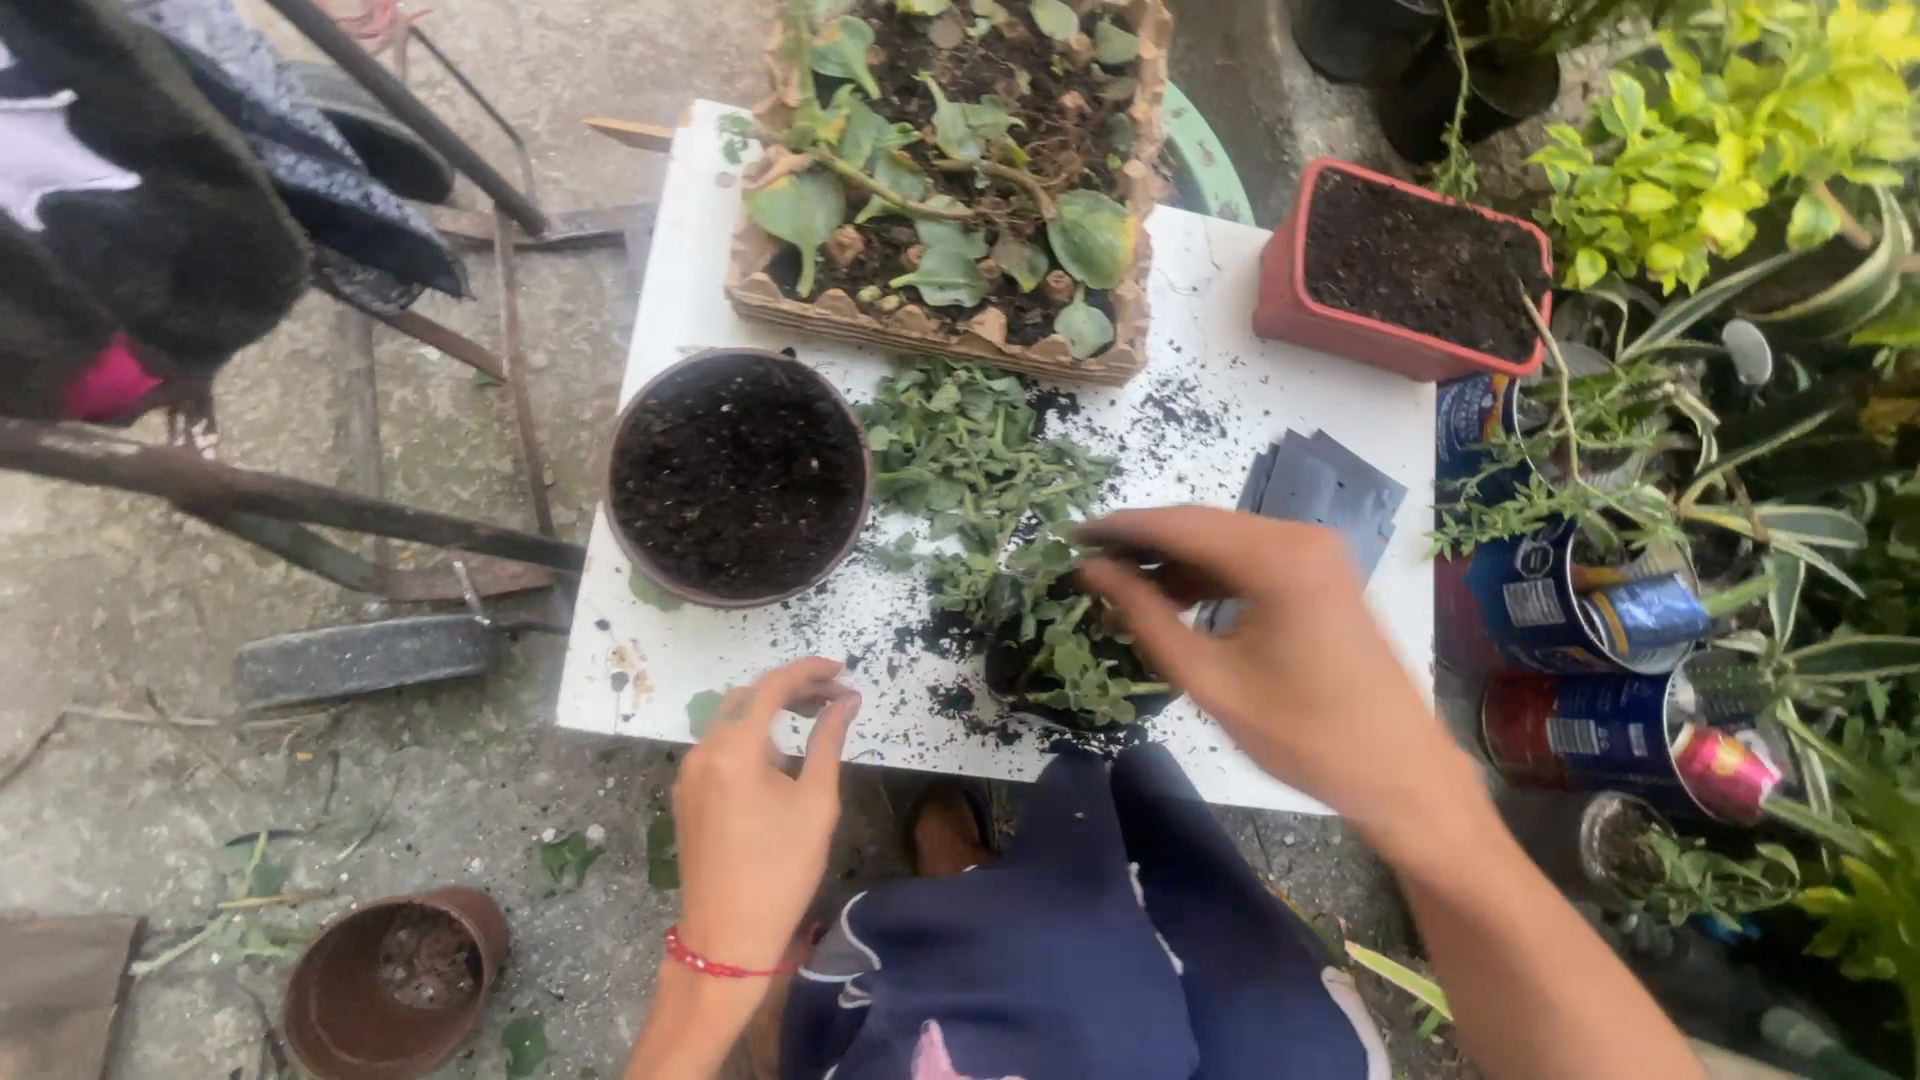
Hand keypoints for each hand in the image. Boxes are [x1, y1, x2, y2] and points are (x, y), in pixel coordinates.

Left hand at [672, 656, 860, 970]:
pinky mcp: (687, 794)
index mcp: (733, 749)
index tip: (841, 669)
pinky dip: (751, 735)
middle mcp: (702, 751)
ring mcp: (689, 774)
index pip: (772, 686)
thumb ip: (828, 741)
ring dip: (770, 710)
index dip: (809, 670)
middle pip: (748, 697)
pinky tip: (779, 754)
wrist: (728, 938)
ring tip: (812, 718)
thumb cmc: (781, 869)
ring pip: (731, 719)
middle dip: (792, 688)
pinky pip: (719, 746)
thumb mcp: (816, 801)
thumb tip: (846, 701)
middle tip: (834, 697)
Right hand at [1077, 507, 1481, 850]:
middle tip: (1087, 563)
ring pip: (1220, 543)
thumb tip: (1092, 573)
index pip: (1179, 526)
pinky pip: (1246, 561)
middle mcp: (1300, 539)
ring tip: (1117, 589)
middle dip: (1141, 544)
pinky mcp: (1318, 575)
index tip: (1071, 538)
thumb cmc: (1303, 736)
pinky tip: (1169, 600)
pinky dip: (1204, 577)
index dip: (1120, 530)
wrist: (1400, 773)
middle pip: (1200, 526)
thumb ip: (1145, 617)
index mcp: (1278, 559)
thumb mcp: (1209, 679)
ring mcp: (1315, 554)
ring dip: (1170, 562)